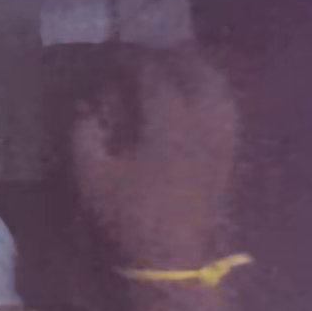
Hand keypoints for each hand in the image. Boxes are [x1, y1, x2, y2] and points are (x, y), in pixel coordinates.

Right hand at [72, 46, 238, 268]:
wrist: (169, 259)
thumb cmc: (123, 214)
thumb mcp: (89, 173)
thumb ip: (84, 131)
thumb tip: (84, 102)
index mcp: (168, 126)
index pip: (152, 75)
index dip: (129, 58)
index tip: (107, 51)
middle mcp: (204, 125)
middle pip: (198, 72)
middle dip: (170, 56)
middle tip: (142, 52)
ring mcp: (222, 140)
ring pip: (220, 89)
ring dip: (196, 71)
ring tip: (171, 65)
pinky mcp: (227, 155)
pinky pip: (226, 109)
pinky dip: (209, 92)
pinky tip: (192, 97)